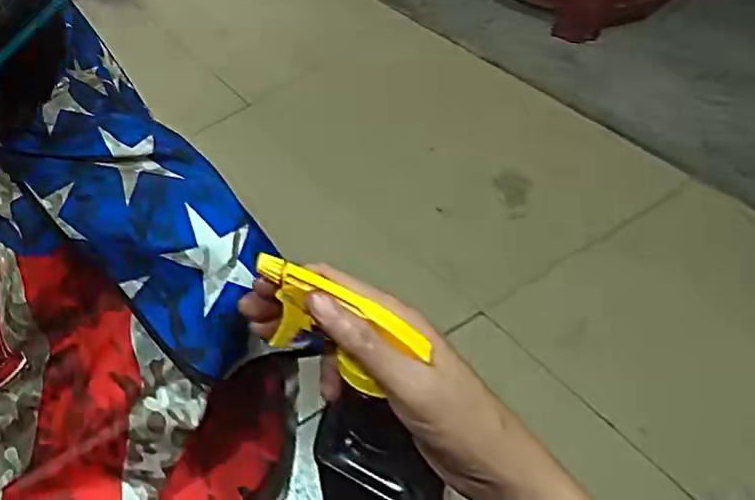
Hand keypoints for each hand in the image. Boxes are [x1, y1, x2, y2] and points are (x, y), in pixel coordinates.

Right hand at [240, 265, 586, 499]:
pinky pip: (344, 361)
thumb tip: (314, 295)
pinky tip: (326, 389)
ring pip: (331, 330)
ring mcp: (384, 352)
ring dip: (300, 332)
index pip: (331, 282)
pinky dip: (327, 369)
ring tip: (269, 336)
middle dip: (287, 302)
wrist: (504, 476)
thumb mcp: (408, 382)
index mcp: (391, 315)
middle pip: (325, 302)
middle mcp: (384, 325)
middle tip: (250, 311)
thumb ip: (360, 338)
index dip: (292, 278)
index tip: (258, 284)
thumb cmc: (460, 422)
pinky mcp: (385, 378)